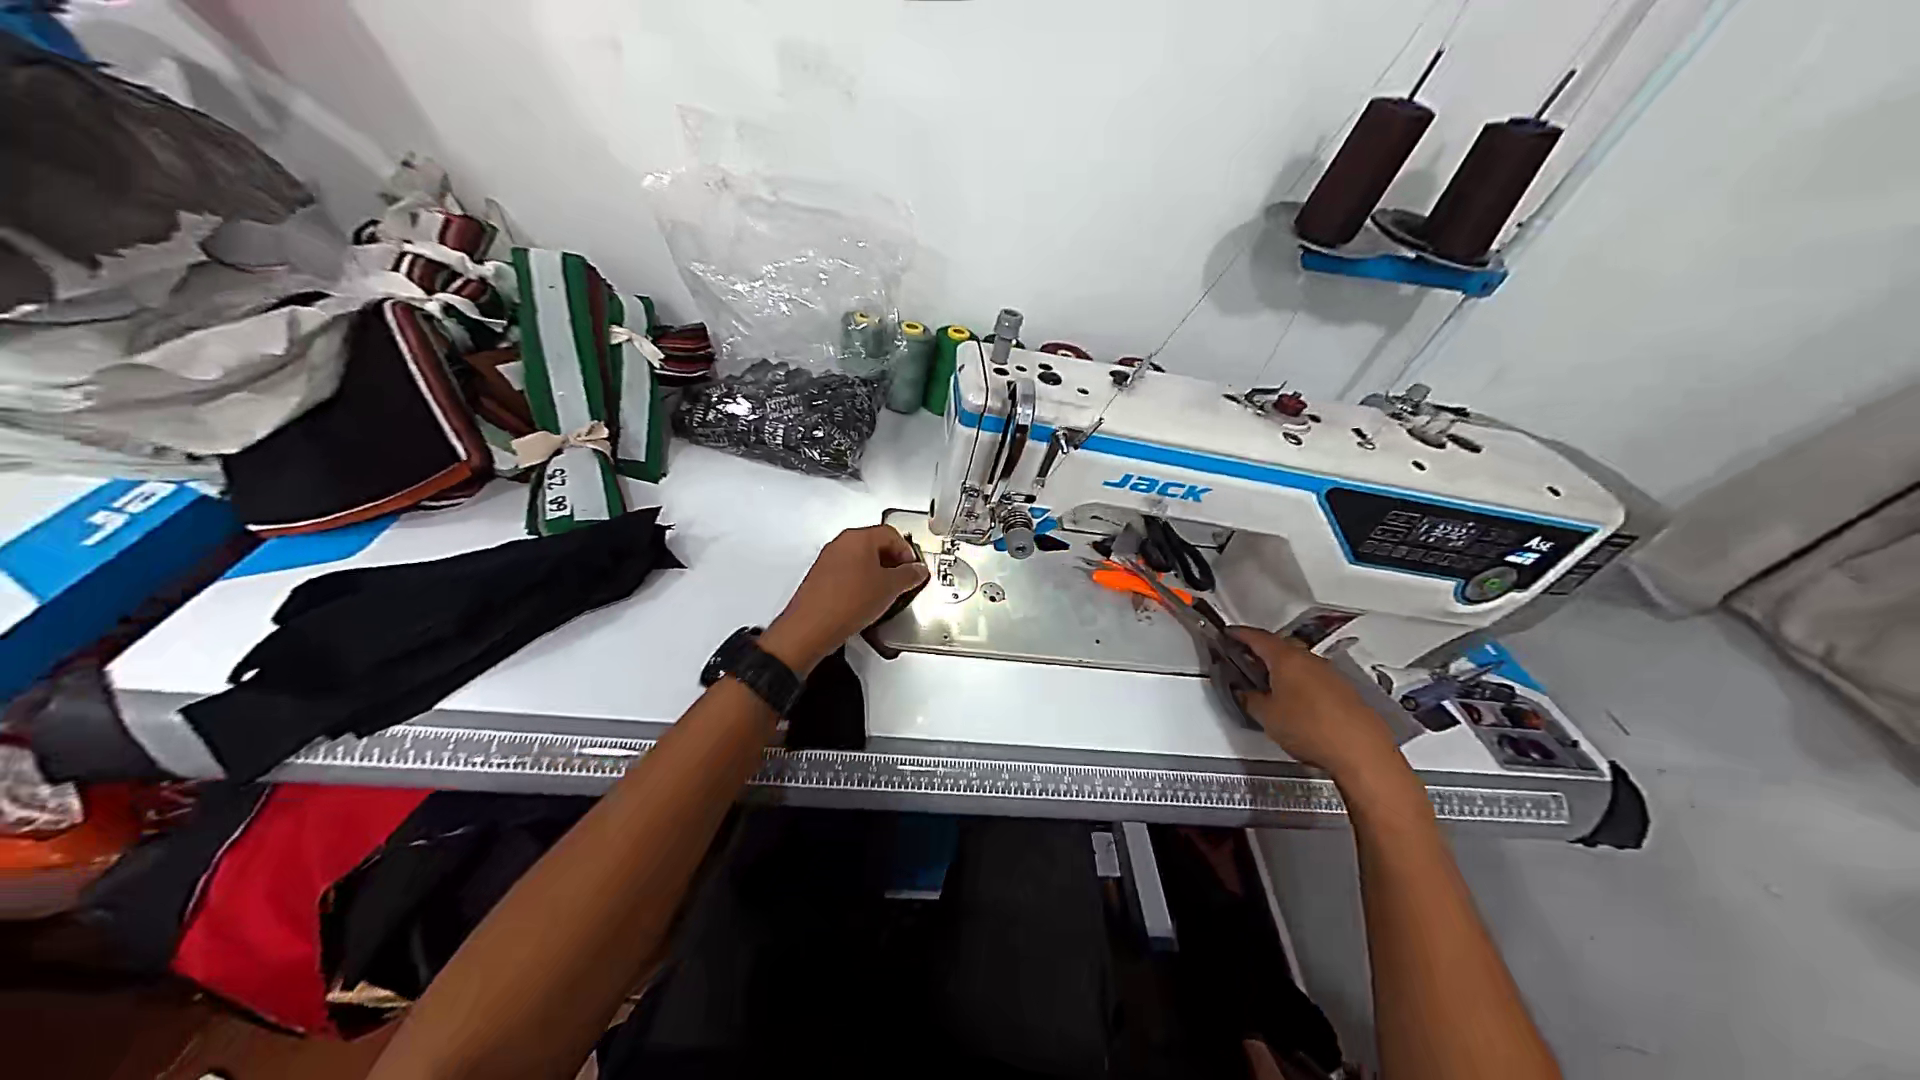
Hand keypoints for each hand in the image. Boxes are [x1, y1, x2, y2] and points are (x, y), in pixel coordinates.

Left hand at [761, 525, 928, 673]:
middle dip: (893, 561)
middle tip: (904, 578)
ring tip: (886, 593)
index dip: (907, 551)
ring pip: (860, 559)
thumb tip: (916, 571)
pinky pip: (846, 573)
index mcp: (858, 538)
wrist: (811, 627)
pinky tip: (866, 601)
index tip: (914, 567)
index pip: (891, 534)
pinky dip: (860, 583)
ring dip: (877, 573)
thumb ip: (909, 575)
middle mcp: (840, 544)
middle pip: (875, 544)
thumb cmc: (843, 603)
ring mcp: (828, 560)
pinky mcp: (820, 578)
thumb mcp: (890, 588)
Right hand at [1229, 627, 1403, 784]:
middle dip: (1261, 654)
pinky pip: (1315, 680)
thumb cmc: (1315, 730)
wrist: (1359, 752)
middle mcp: (1310, 661)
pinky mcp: (1344, 692)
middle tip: (1245, 662)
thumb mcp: (1266, 716)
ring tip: (1269, 689)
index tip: (1231, 633)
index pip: (1258, 638)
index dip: (1240, 634)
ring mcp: (1330, 675)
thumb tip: (1246, 695)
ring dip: (1282, 671)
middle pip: (1280, 648)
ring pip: (1299, 664)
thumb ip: (1249, 700)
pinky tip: (1296, 706)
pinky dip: (1301, 685)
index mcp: (1286, 659)